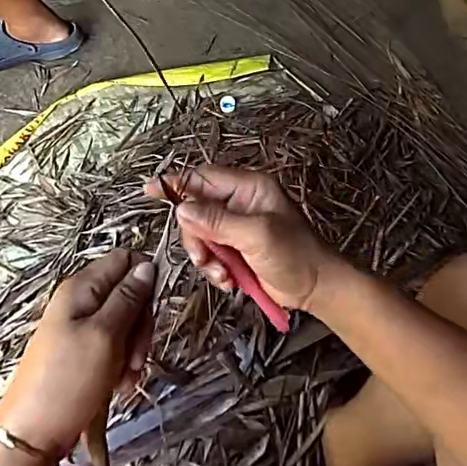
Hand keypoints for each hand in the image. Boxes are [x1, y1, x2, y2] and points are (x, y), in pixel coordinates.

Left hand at [0, 249, 155, 458]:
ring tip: (127, 376)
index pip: (126, 260)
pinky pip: (114, 346)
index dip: (145, 280)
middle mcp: (80, 301)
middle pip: (129, 292)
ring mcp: (79, 327)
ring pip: (125, 322)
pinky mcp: (81, 352)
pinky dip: (122, 364)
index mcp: (81, 287)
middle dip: (141, 323)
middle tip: (137, 355)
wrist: (30, 440)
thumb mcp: (105, 335)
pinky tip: (119, 384)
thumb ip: (129, 298)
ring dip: (133, 348)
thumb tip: (148, 265)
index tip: (150, 311)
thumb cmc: (67, 382)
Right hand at [143, 166, 337, 311]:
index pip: (204, 178)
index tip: (150, 189)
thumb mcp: (256, 235)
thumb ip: (218, 221)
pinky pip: (211, 253)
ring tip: (222, 273)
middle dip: (196, 236)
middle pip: (197, 209)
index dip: (178, 183)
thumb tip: (182, 209)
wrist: (316, 287)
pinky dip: (214, 268)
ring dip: (206, 257)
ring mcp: (238, 226)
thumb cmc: (294, 254)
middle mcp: (241, 202)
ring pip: (201, 234)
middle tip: (205, 257)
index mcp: (249, 187)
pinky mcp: (237, 248)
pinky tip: (229, 280)